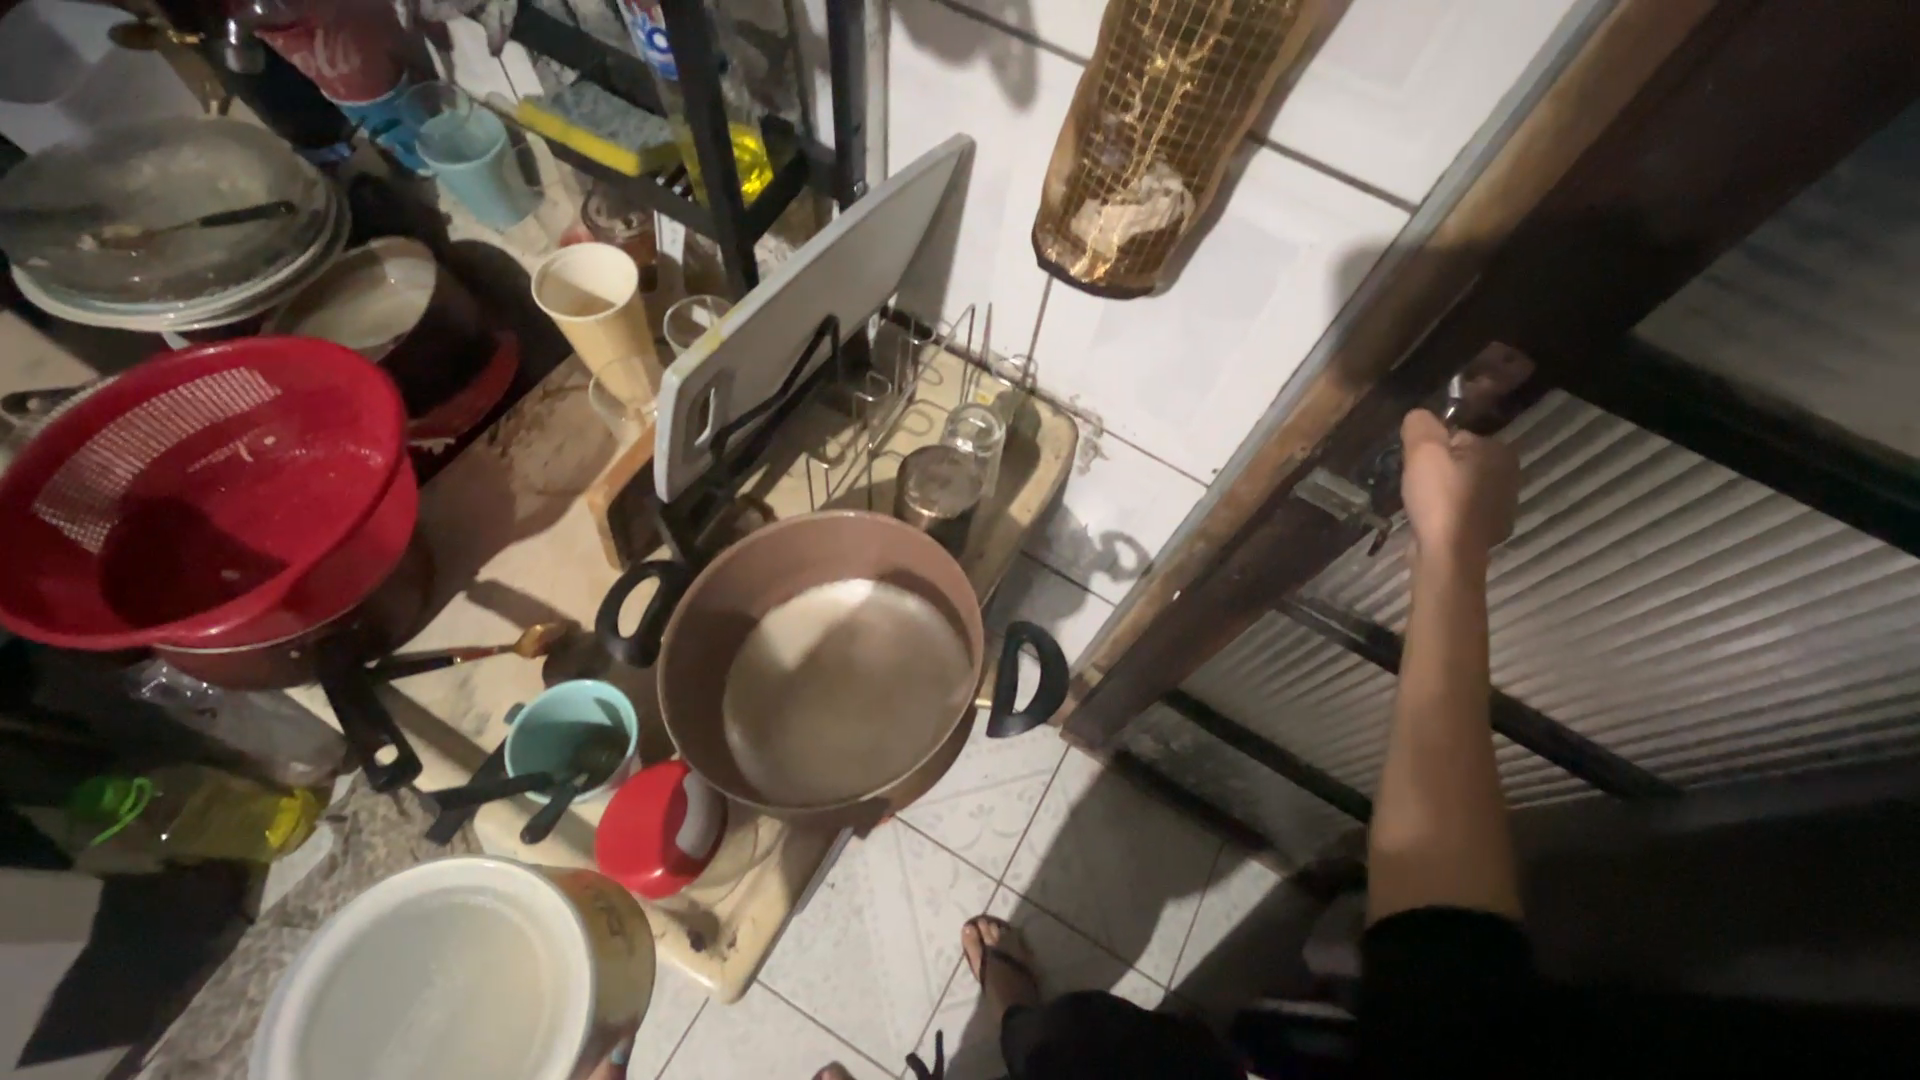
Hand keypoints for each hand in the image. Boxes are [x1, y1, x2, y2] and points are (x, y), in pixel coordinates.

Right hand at [1399, 408, 1518, 565]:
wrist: (1448, 554)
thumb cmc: (1439, 498)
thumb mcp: (1423, 450)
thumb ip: (1420, 424)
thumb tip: (1418, 416)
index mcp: (1500, 452)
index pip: (1457, 437)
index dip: (1431, 450)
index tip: (1419, 466)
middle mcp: (1511, 475)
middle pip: (1461, 462)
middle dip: (1439, 472)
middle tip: (1418, 486)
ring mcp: (1504, 506)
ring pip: (1462, 488)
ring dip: (1444, 493)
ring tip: (1423, 506)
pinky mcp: (1491, 531)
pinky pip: (1464, 512)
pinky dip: (1449, 515)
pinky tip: (1434, 523)